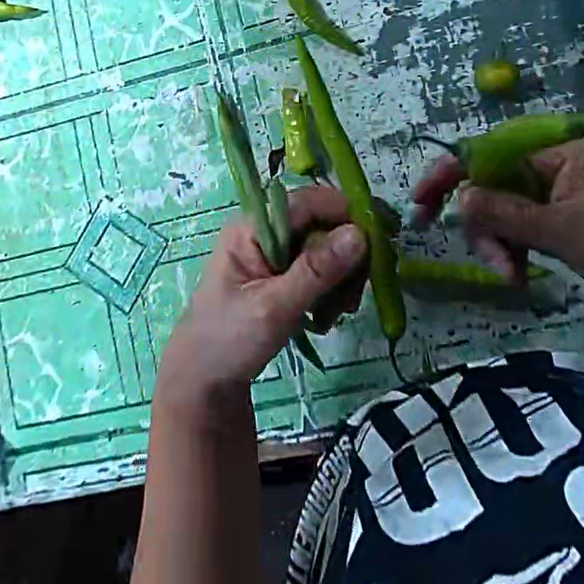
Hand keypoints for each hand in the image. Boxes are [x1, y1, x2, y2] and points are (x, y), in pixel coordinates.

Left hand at [157, 187, 367, 403]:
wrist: (204, 381)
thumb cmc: (228, 341)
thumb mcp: (273, 307)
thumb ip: (316, 271)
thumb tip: (360, 234)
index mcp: (253, 227)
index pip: (309, 202)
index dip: (346, 214)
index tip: (379, 242)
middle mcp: (266, 231)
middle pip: (324, 224)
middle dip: (347, 257)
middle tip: (352, 297)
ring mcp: (276, 253)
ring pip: (328, 248)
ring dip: (343, 277)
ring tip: (338, 313)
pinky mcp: (284, 274)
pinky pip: (322, 269)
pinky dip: (333, 290)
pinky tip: (328, 316)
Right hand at [411, 140, 583, 295]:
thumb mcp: (566, 228)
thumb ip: (508, 213)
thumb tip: (459, 198)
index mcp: (554, 154)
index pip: (488, 153)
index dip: (450, 173)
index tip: (422, 203)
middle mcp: (550, 169)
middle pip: (492, 187)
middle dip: (482, 226)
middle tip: (492, 265)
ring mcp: (555, 196)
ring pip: (503, 213)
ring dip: (499, 245)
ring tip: (513, 278)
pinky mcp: (561, 222)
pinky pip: (521, 230)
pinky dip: (514, 251)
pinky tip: (520, 275)